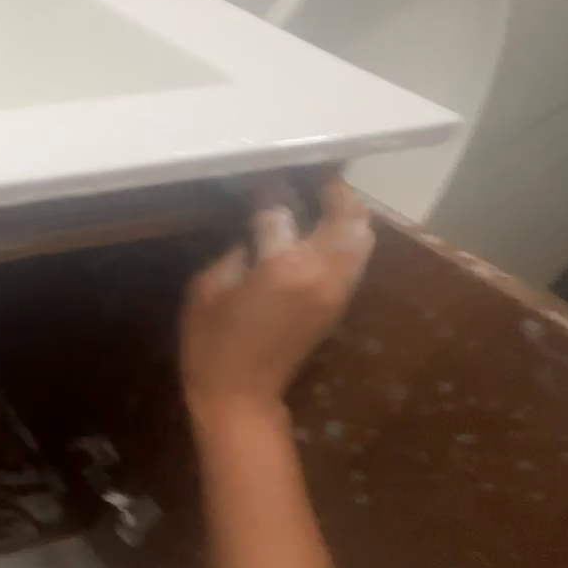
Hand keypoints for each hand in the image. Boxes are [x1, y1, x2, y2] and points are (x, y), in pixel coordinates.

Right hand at [181, 174, 374, 421]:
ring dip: (346, 213)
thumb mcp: (206, 290)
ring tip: (323, 198)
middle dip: (334, 191)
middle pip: (347, 217)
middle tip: (314, 174)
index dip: (270, 191)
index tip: (259, 175)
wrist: (240, 393)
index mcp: (283, 266)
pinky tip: (321, 232)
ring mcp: (337, 288)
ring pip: (361, 237)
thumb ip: (236, 254)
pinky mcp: (339, 302)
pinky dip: (345, 236)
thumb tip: (255, 237)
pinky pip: (354, 257)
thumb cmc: (209, 343)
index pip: (282, 212)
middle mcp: (323, 271)